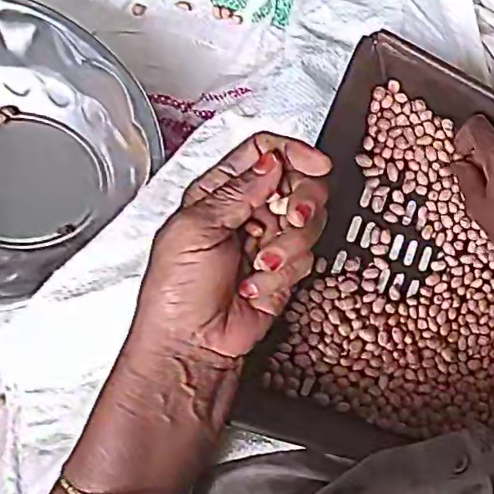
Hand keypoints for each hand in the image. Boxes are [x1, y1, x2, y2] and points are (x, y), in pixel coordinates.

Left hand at [130, 132, 330, 365]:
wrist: (194, 340)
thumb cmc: (177, 290)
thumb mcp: (195, 228)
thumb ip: (237, 191)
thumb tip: (271, 162)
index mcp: (220, 192)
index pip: (264, 153)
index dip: (294, 152)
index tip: (316, 163)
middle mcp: (250, 211)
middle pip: (299, 183)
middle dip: (303, 202)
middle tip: (291, 218)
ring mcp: (272, 239)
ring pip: (310, 222)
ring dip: (289, 246)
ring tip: (260, 264)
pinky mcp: (288, 267)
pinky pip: (309, 257)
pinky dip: (285, 272)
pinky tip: (258, 283)